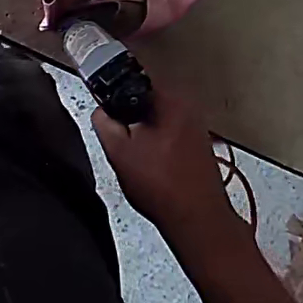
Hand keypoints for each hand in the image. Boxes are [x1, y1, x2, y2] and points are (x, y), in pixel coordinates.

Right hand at [93, 88, 240, 245]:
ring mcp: (198, 127)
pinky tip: (153, 169)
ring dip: (145, 135)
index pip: (136, 83)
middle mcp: (189, 108)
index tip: (107, 113)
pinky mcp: (201, 146)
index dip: (116, 98)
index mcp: (172, 101)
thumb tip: (101, 111)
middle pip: (148, 104)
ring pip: (160, 122)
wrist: (196, 218)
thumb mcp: (119, 153)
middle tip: (121, 143)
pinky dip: (160, 147)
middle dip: (131, 120)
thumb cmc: (160, 185)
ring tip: (137, 160)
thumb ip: (105, 125)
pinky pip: (173, 137)